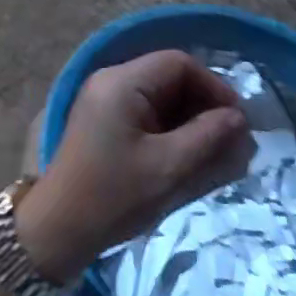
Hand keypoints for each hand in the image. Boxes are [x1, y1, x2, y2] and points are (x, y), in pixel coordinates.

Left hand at [17, 49, 255, 281]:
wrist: (56, 232)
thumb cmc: (113, 196)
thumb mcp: (167, 167)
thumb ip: (207, 136)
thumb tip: (238, 118)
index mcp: (122, 81)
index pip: (179, 64)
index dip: (213, 86)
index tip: (236, 119)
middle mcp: (111, 80)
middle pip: (169, 76)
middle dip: (203, 103)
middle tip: (229, 137)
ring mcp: (104, 100)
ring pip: (159, 95)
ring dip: (189, 117)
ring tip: (214, 148)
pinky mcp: (103, 121)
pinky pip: (145, 111)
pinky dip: (170, 127)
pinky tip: (187, 152)